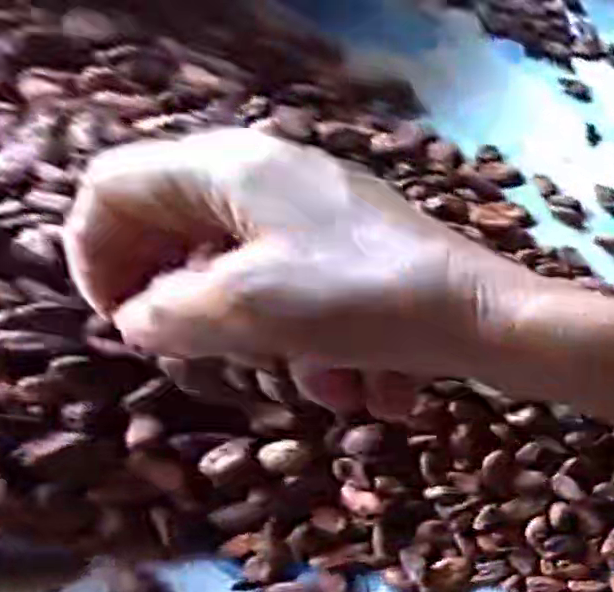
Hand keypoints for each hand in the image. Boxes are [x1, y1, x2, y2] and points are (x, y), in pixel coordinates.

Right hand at [63, 128, 541, 419]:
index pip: (123, 194)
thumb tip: (149, 321)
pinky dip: (369, 363)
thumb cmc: (374, 305)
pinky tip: (394, 399)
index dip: (104, 260)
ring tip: (341, 396)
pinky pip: (362, 320)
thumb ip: (174, 313)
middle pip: (218, 257)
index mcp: (238, 169)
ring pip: (298, 302)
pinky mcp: (412, 278)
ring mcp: (364, 236)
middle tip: (245, 368)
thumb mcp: (249, 308)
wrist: (509, 328)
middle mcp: (301, 191)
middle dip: (234, 327)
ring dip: (312, 361)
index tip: (123, 327)